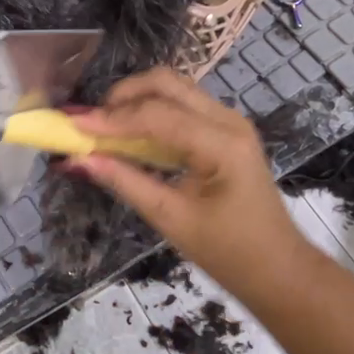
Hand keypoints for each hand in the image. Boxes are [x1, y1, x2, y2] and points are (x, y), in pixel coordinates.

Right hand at [70, 68, 310, 292]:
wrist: (281, 271)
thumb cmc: (231, 253)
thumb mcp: (172, 220)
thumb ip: (125, 183)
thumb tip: (77, 160)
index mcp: (222, 144)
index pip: (157, 115)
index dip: (111, 118)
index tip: (73, 126)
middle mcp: (228, 120)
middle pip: (165, 83)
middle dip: (122, 96)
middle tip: (91, 122)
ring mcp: (228, 121)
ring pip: (172, 87)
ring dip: (135, 99)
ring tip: (105, 126)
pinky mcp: (223, 128)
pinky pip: (180, 104)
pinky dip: (150, 110)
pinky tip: (129, 132)